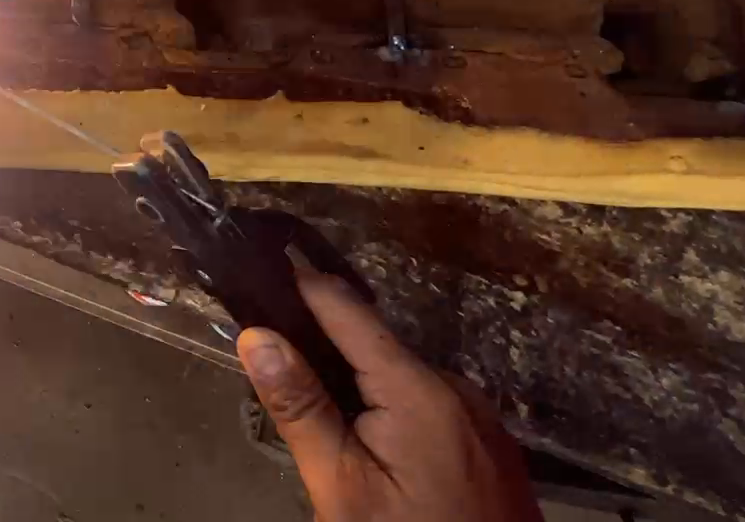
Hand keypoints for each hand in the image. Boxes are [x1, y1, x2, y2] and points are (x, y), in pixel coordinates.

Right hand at [236, 270, 541, 521]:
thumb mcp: (341, 486)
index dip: (297, 281)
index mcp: (421, 391)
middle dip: (315, 340)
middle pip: (367, 339)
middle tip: (266, 358)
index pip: (343, 306)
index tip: (256, 259)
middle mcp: (457, 390)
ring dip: (347, 374)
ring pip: (393, 371)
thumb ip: (301, 407)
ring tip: (306, 400)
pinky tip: (359, 434)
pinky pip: (421, 399)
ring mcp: (480, 420)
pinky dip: (380, 400)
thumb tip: (255, 333)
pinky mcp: (489, 446)